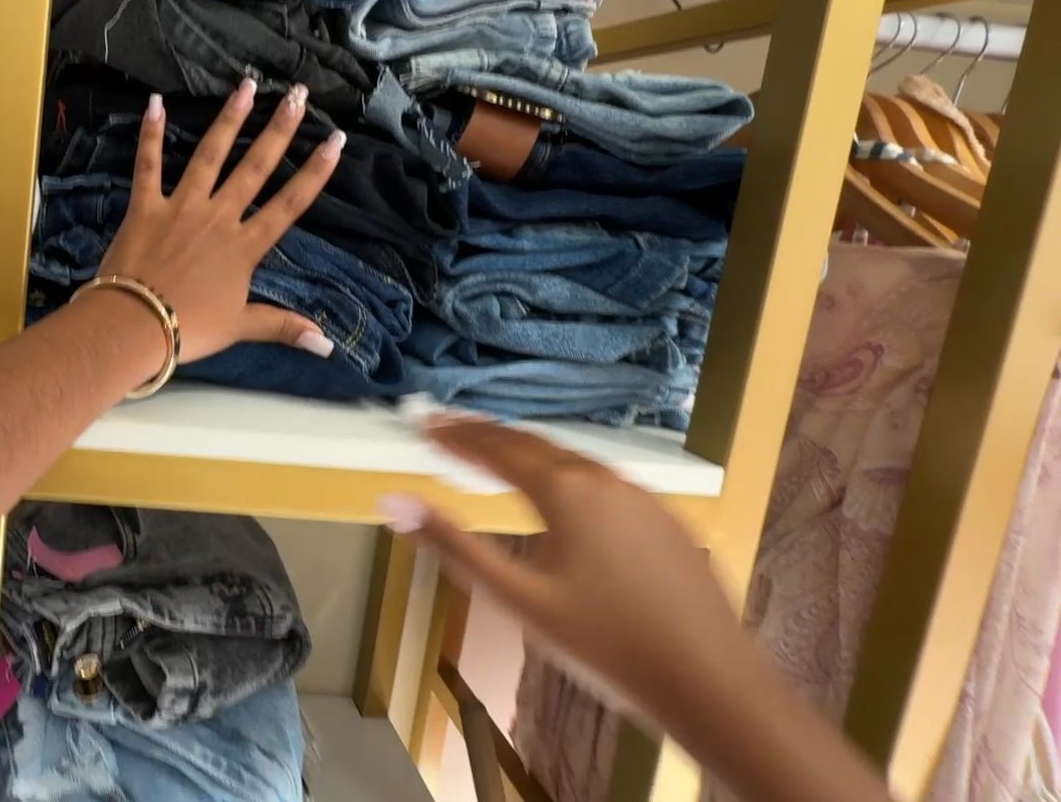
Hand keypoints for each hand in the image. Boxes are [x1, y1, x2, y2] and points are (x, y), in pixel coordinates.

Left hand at [96, 79, 345, 363]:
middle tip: (297, 93)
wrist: (135, 324)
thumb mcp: (240, 327)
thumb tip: (327, 343)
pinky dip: (150, 134)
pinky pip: (147, 164)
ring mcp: (180, 206)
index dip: (315, 171)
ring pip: (209, 155)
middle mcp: (218, 217)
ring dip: (229, 119)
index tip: (335, 139)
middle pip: (255, 167)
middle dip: (280, 128)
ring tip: (246, 86)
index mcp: (244, 246)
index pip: (289, 203)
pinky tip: (155, 103)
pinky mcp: (145, 206)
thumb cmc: (189, 328)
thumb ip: (282, 325)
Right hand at [379, 413, 750, 725]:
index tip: (423, 422)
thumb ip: (452, 545)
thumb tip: (391, 502)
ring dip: (522, 447)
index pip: (494, 447)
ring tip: (491, 447)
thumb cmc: (606, 644)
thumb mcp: (517, 598)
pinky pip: (598, 476)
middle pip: (530, 443)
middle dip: (484, 433)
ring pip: (567, 456)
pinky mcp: (665, 517)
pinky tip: (557, 485)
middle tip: (447, 425)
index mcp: (563, 489)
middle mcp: (601, 478)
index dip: (455, 434)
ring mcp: (640, 495)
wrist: (719, 689)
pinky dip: (560, 467)